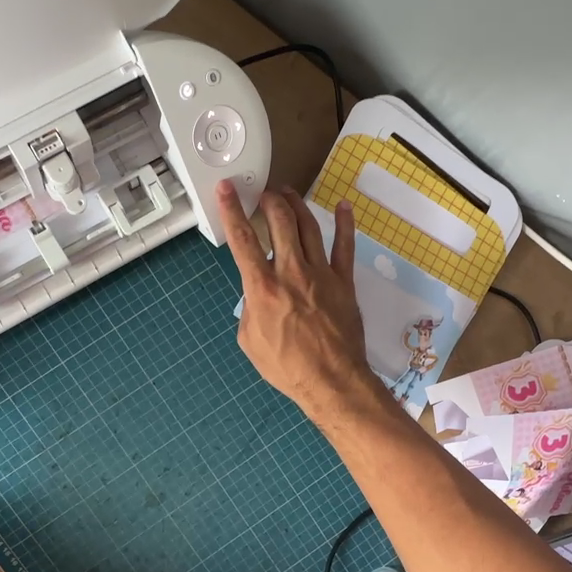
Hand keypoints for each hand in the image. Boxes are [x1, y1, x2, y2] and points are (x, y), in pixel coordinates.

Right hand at [218, 180, 380, 418]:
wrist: (331, 381)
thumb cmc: (287, 368)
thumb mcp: (250, 342)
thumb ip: (249, 310)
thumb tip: (256, 296)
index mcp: (262, 288)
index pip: (243, 240)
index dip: (232, 210)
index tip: (226, 190)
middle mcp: (291, 273)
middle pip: (280, 221)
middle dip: (269, 200)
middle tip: (263, 194)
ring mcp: (321, 274)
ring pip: (309, 226)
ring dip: (296, 204)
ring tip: (288, 193)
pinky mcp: (343, 282)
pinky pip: (345, 246)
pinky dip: (344, 223)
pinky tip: (343, 207)